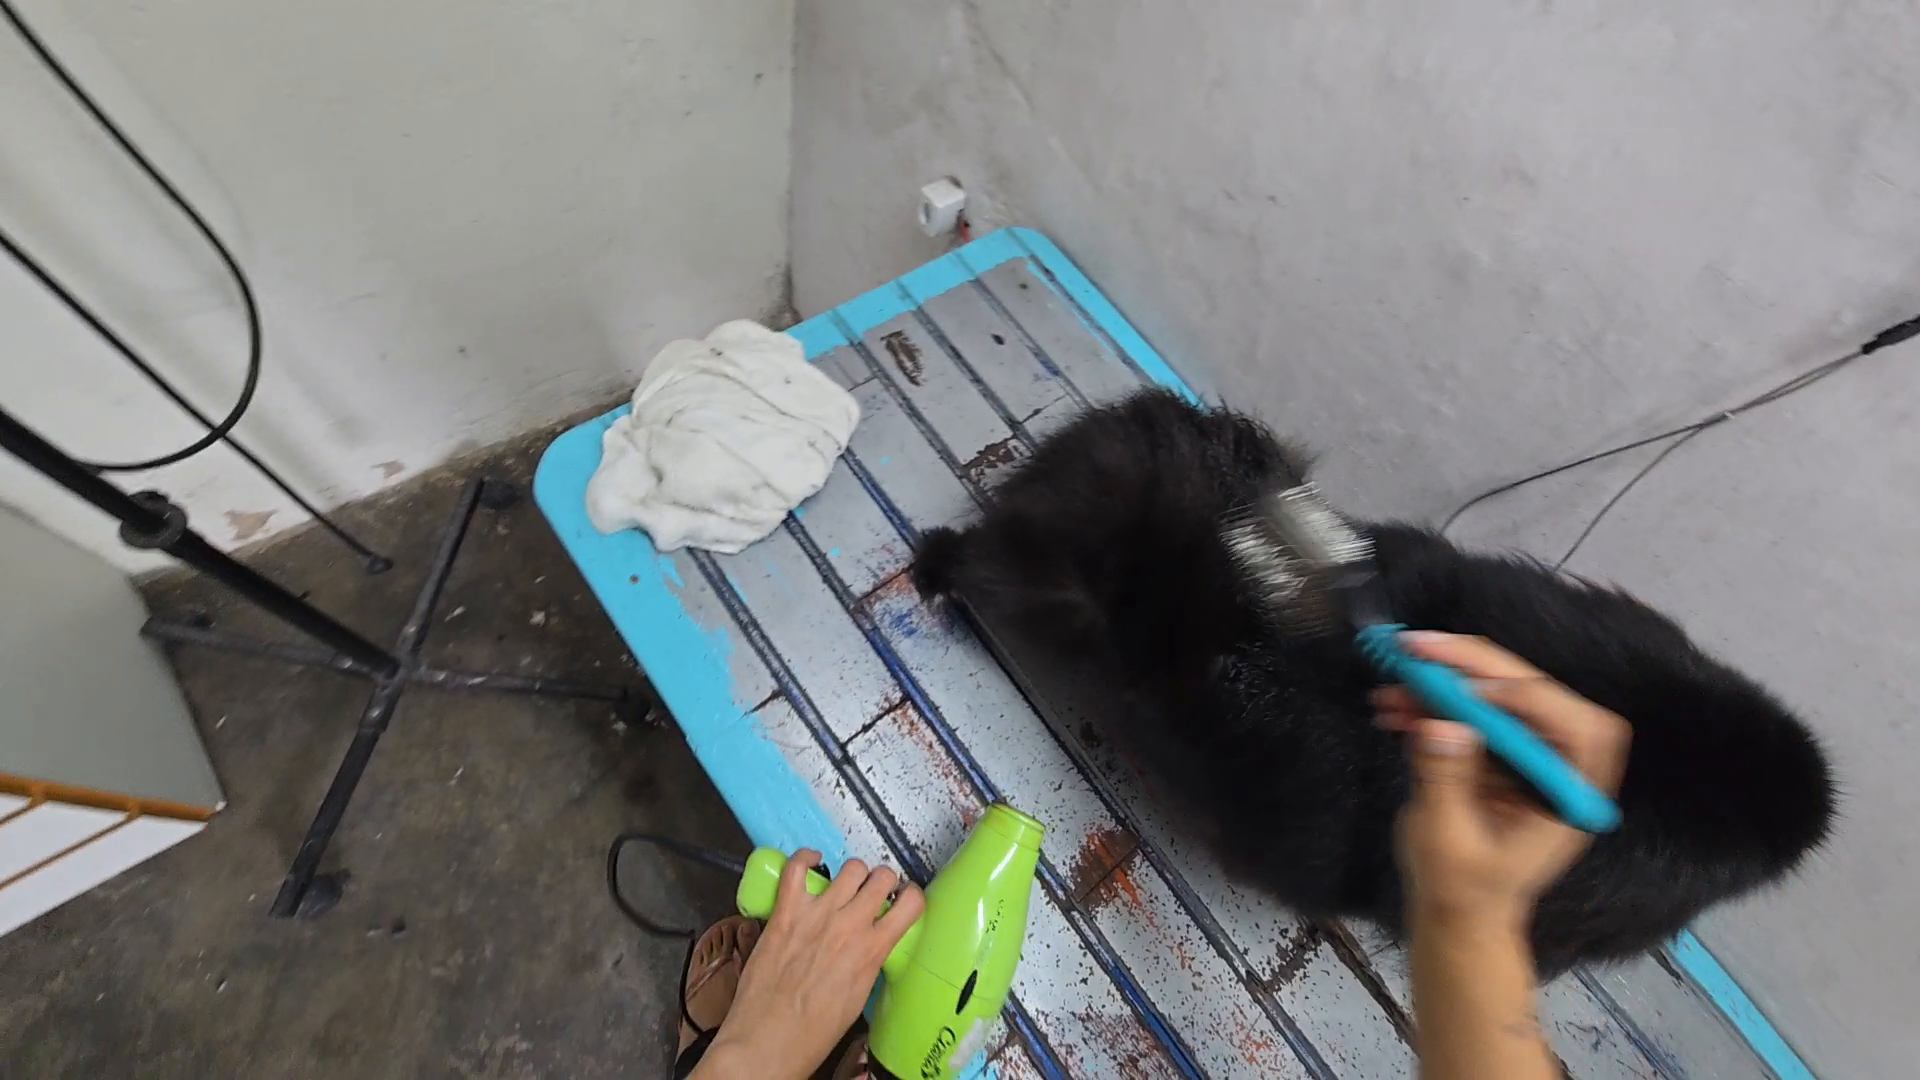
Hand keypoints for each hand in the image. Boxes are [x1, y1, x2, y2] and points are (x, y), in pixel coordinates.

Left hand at [694, 851, 924, 1079]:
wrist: (764, 1045)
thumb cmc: (810, 1035)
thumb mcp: (857, 999)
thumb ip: (870, 961)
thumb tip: (874, 942)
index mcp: (871, 951)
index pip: (910, 903)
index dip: (910, 897)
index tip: (903, 900)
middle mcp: (849, 925)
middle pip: (882, 876)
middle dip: (882, 882)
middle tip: (873, 893)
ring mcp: (816, 914)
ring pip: (851, 867)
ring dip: (853, 874)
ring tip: (845, 885)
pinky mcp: (786, 911)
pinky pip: (798, 867)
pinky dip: (806, 858)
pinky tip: (812, 861)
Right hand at [1375, 632, 1630, 928]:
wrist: (1454, 907)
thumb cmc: (1462, 885)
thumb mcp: (1449, 837)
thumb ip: (1446, 780)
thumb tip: (1442, 726)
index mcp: (1566, 792)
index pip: (1574, 727)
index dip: (1526, 697)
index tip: (1465, 690)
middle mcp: (1551, 763)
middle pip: (1530, 693)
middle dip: (1473, 665)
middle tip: (1416, 645)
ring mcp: (1517, 754)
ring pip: (1490, 693)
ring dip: (1438, 679)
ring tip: (1390, 677)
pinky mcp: (1483, 750)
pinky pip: (1459, 710)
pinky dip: (1424, 701)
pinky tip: (1390, 705)